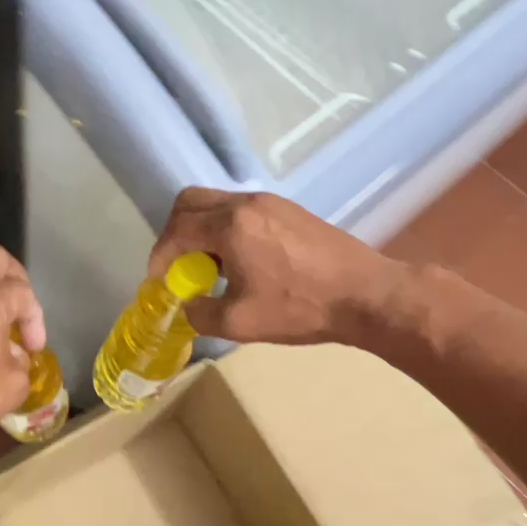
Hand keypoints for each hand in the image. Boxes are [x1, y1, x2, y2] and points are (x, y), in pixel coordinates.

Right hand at [148, 188, 404, 346]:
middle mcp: (247, 203)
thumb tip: (189, 306)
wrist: (367, 295)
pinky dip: (225, 231)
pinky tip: (240, 264)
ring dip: (202, 232)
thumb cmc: (300, 308)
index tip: (159, 282)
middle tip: (177, 266)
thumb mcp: (239, 323)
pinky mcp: (290, 211)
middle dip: (174, 234)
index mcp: (231, 225)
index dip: (160, 256)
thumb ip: (200, 313)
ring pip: (217, 205)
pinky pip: (242, 211)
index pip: (177, 229)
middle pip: (191, 202)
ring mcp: (272, 203)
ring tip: (209, 269)